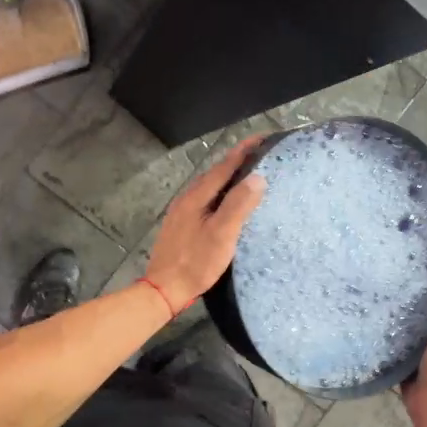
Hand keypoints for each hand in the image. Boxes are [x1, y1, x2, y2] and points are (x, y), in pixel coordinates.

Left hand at [143, 138, 267, 312]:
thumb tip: (257, 177)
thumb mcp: (222, 234)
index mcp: (196, 197)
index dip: (243, 151)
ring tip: (247, 177)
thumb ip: (238, 205)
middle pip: (214, 174)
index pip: (223, 166)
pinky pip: (203, 201)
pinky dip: (219, 195)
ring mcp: (181, 212)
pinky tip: (226, 205)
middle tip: (259, 156)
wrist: (164, 289)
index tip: (261, 138)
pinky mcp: (180, 226)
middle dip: (236, 162)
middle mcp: (186, 199)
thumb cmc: (195, 263)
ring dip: (227, 179)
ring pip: (208, 188)